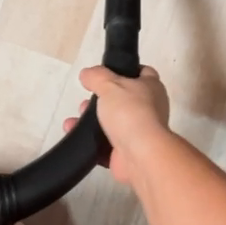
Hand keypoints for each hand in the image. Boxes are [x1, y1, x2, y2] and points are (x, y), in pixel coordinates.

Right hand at [69, 65, 172, 186]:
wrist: (140, 154)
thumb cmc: (129, 112)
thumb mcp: (109, 84)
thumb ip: (97, 76)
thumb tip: (87, 74)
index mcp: (151, 88)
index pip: (142, 73)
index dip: (125, 70)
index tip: (106, 74)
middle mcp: (149, 109)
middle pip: (122, 100)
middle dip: (100, 100)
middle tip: (85, 103)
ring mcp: (139, 133)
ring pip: (112, 123)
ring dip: (91, 122)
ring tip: (74, 121)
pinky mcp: (128, 153)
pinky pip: (105, 145)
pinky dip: (91, 141)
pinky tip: (75, 136)